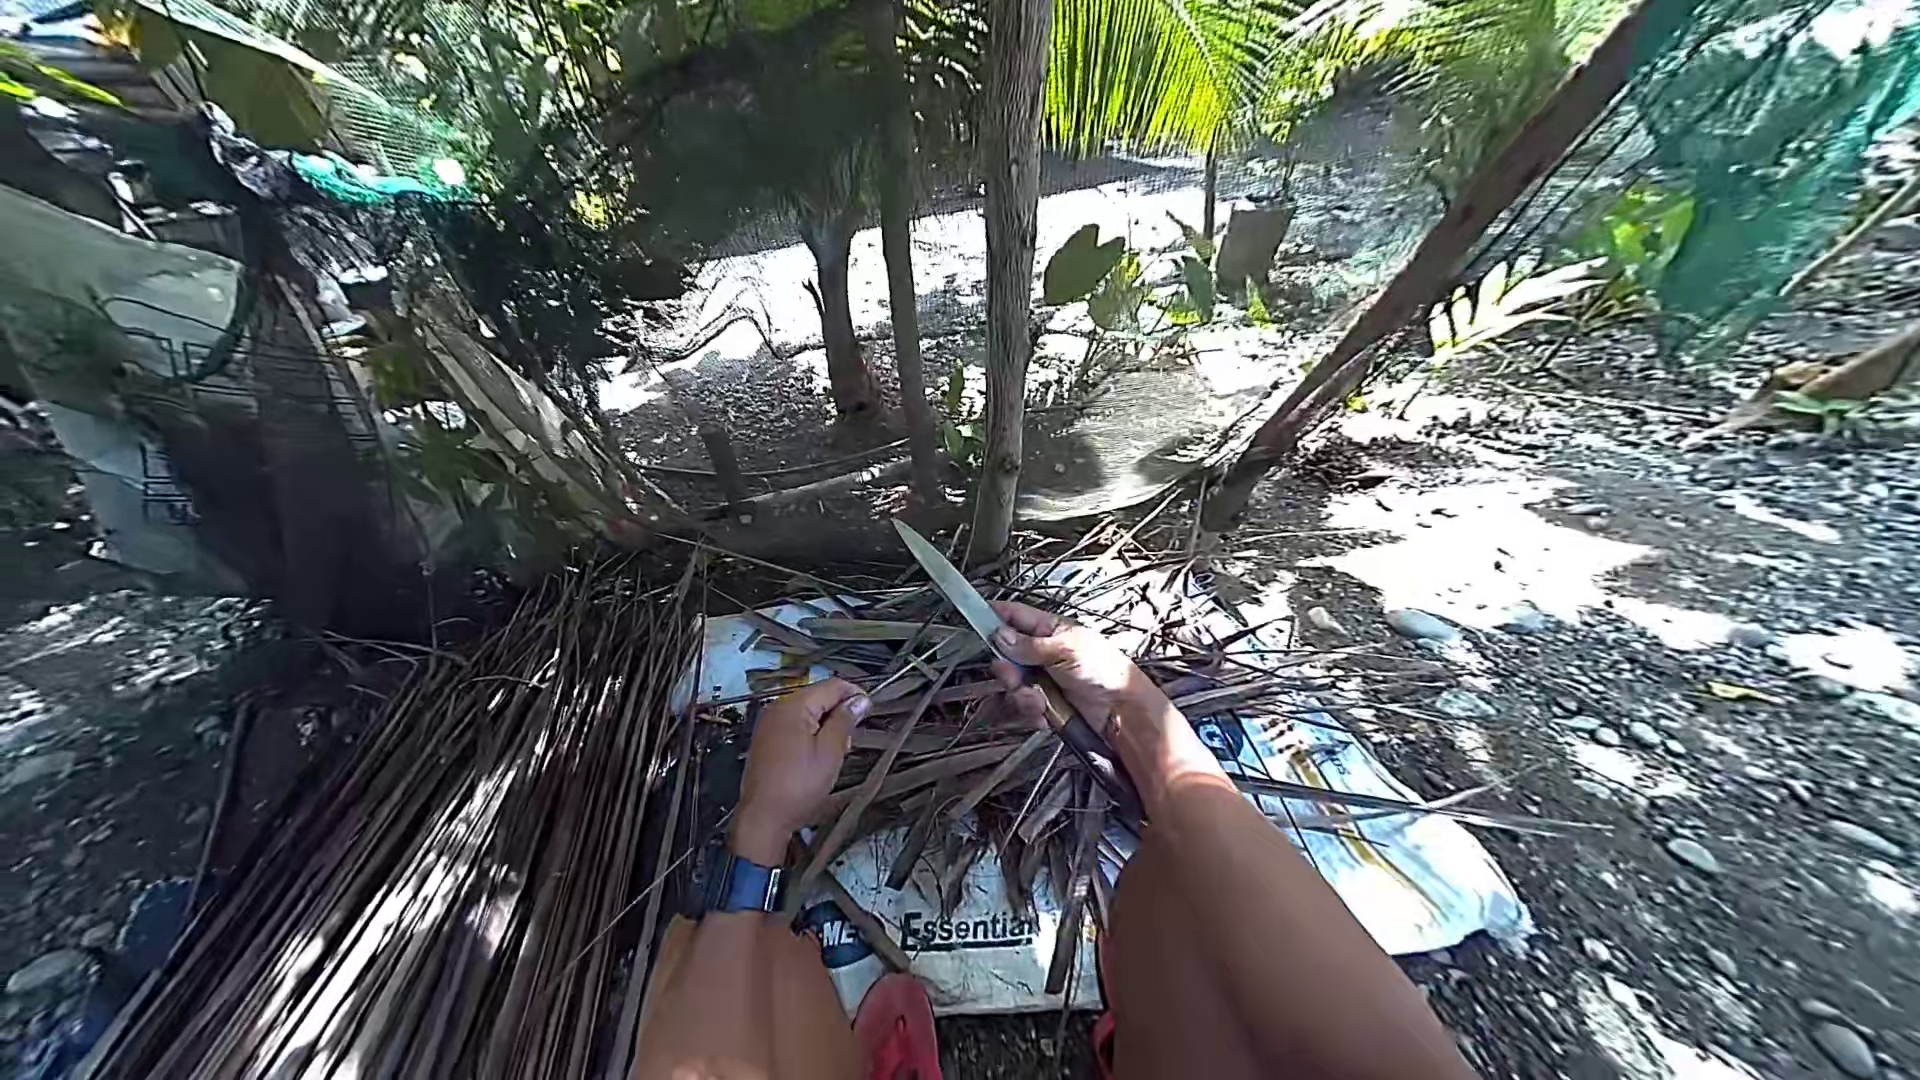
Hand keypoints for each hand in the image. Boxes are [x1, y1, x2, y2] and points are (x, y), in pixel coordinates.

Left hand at [734, 678, 869, 864]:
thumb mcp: (830, 751)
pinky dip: (810, 732)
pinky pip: (795, 723)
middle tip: (847, 741)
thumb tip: (860, 700)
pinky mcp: (766, 737)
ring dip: (826, 724)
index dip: (854, 694)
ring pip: (808, 710)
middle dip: (838, 713)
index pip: (832, 685)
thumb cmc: (798, 786)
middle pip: (819, 696)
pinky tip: (815, 755)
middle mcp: (778, 707)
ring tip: (833, 752)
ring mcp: (769, 722)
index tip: (868, 710)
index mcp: (793, 706)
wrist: (763, 818)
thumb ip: (845, 720)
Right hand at [987, 601, 1167, 732]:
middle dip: (1007, 669)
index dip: (994, 617)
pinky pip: (1024, 707)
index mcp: (1050, 630)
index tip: (977, 621)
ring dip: (1022, 694)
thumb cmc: (1106, 670)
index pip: (1014, 616)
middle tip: (1013, 675)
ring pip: (1013, 685)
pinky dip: (1033, 712)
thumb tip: (1002, 636)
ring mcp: (1044, 678)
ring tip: (1039, 697)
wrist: (1123, 710)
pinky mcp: (1046, 703)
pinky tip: (1047, 710)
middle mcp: (1043, 653)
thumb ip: (1030, 644)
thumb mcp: (1066, 649)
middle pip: (1006, 655)